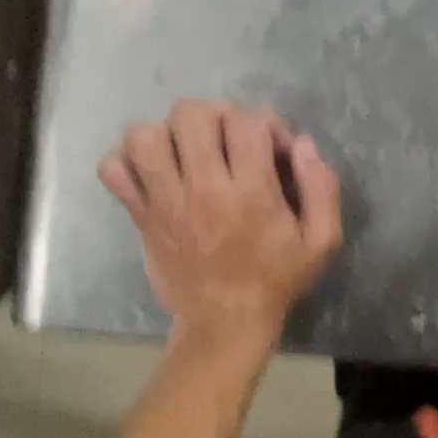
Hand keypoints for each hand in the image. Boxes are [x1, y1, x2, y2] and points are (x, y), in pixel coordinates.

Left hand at [99, 100, 341, 341]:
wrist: (225, 322)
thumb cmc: (278, 280)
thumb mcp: (323, 241)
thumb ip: (322, 189)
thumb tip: (304, 144)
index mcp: (251, 193)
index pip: (246, 122)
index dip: (266, 123)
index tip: (275, 150)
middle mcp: (203, 188)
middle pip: (191, 115)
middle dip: (218, 116)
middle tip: (232, 140)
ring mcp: (164, 201)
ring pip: (146, 134)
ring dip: (171, 133)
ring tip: (192, 151)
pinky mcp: (140, 214)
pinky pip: (114, 168)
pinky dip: (129, 159)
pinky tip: (157, 170)